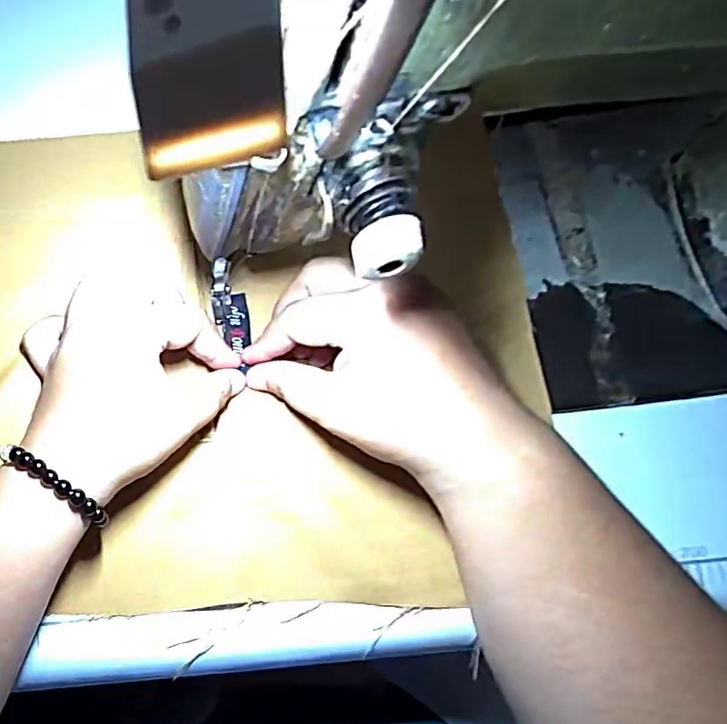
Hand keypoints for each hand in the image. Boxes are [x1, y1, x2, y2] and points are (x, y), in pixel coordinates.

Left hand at [18, 276, 244, 503]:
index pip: (186, 320)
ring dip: (125, 297)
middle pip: (143, 290)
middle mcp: (98, 322)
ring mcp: (70, 340)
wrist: (67, 473)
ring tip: (147, 321)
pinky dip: (71, 324)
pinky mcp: (52, 363)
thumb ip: (213, 393)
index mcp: (133, 325)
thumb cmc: (118, 442)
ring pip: (94, 290)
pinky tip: (87, 337)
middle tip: (193, 343)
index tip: (226, 368)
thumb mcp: (181, 417)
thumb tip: (230, 382)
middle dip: (175, 310)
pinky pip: (54, 327)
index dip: (214, 345)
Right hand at [232, 258, 524, 495]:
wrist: (473, 441)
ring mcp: (415, 290)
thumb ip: (287, 382)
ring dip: (319, 311)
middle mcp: (392, 285)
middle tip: (276, 350)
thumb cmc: (410, 426)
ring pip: (347, 280)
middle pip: (318, 277)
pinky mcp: (429, 303)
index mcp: (367, 307)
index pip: (298, 315)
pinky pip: (374, 293)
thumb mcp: (333, 406)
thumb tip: (260, 374)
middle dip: (290, 312)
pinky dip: (348, 314)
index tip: (253, 361)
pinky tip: (344, 353)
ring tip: (312, 358)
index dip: (268, 342)